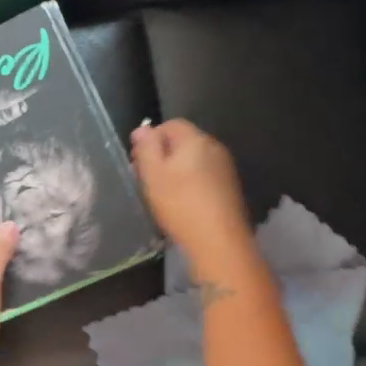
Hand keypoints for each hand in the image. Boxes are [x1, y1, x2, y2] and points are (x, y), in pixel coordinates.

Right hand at [129, 118, 255, 278]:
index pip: (170, 125)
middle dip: (162, 155)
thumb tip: (142, 128)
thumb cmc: (180, 204)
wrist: (218, 240)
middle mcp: (214, 147)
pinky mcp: (229, 186)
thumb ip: (146, 148)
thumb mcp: (153, 174)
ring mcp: (224, 167)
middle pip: (183, 142)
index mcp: (195, 140)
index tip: (137, 161)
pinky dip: (189, 182)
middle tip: (145, 179)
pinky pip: (203, 175)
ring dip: (175, 170)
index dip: (150, 138)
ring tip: (161, 193)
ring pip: (193, 159)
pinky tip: (181, 202)